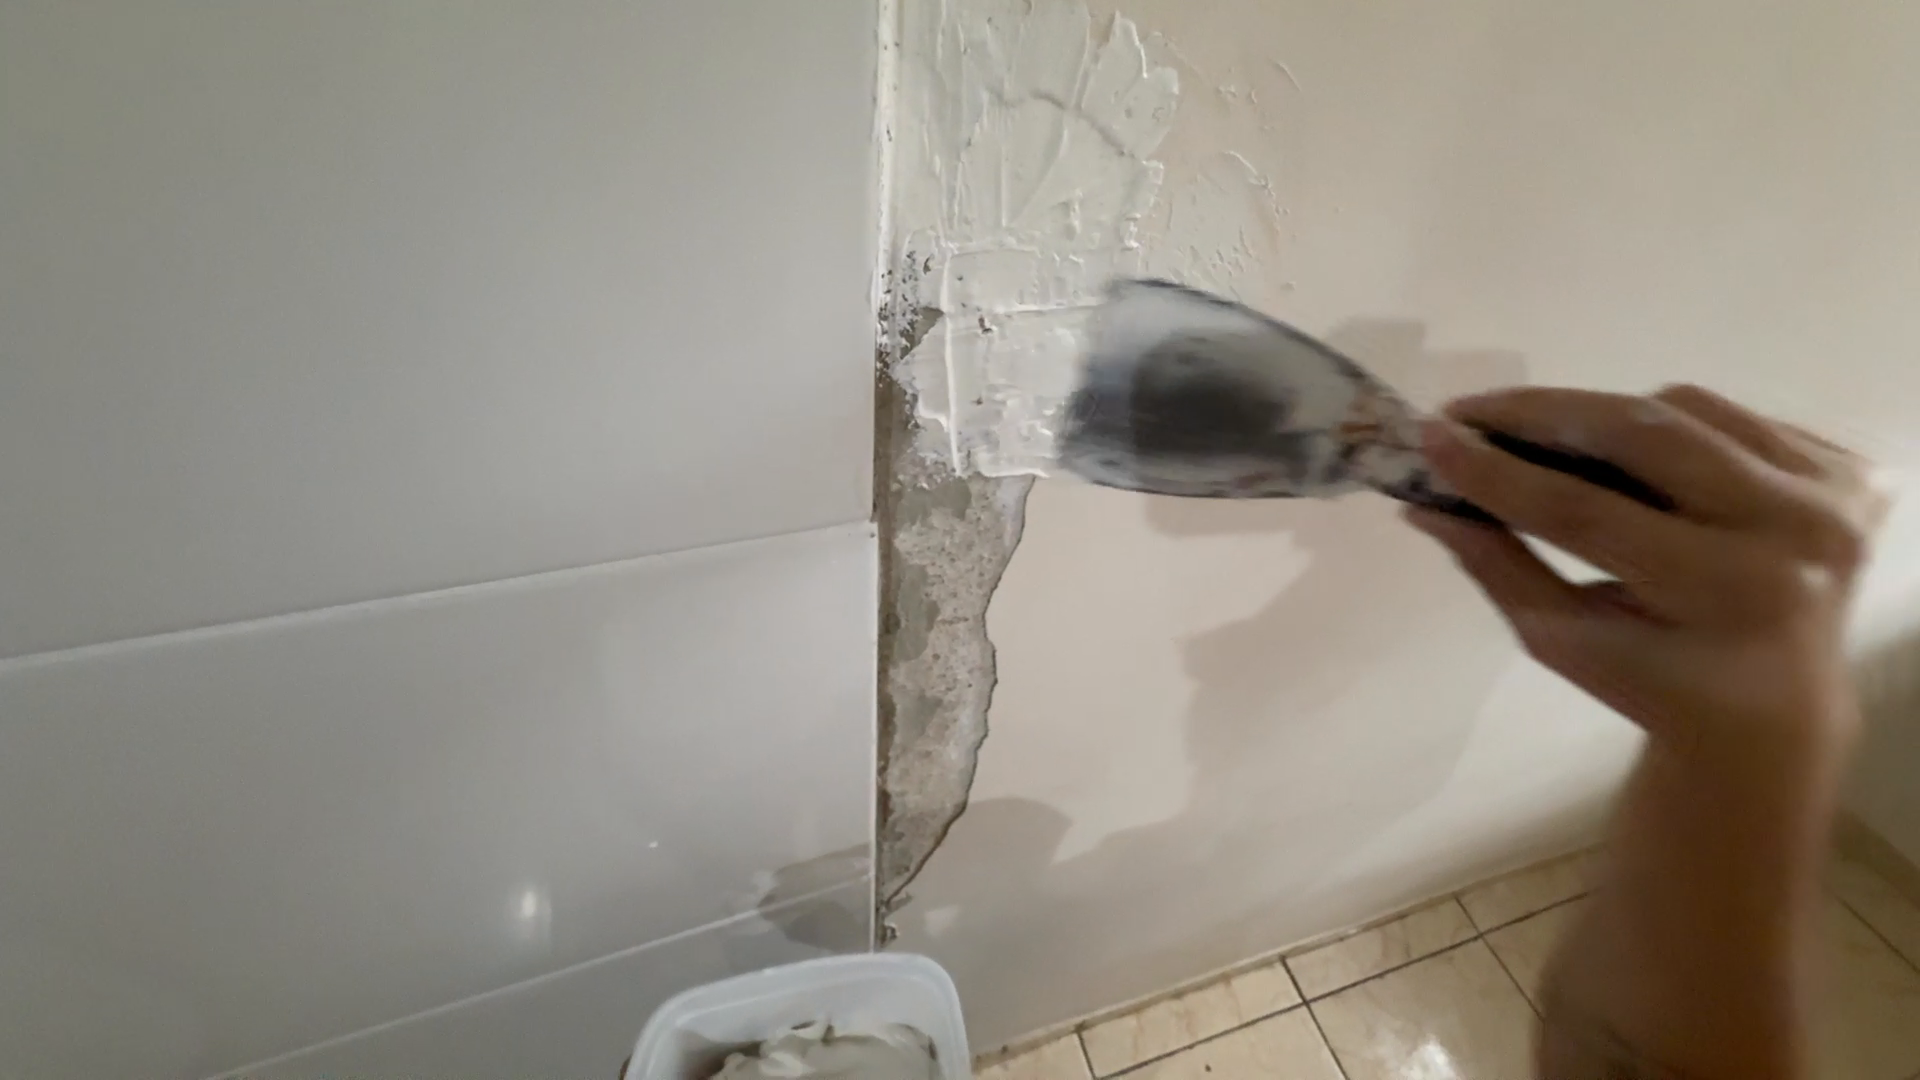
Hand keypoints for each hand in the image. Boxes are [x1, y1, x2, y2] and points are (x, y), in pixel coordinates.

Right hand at [1408, 384, 1888, 753]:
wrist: (1770, 706)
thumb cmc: (1645, 679)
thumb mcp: (1553, 635)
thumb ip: (1491, 562)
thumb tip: (1421, 505)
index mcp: (1721, 590)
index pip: (1581, 509)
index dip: (1494, 470)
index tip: (1428, 436)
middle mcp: (1795, 530)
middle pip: (1642, 433)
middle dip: (1537, 413)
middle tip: (1465, 411)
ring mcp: (1835, 490)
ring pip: (1683, 407)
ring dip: (1591, 415)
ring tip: (1532, 437)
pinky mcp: (1847, 467)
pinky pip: (1724, 414)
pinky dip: (1653, 422)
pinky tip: (1616, 454)